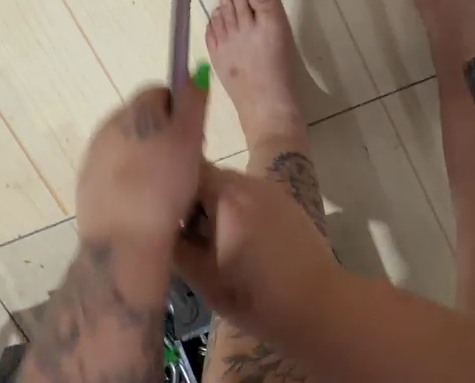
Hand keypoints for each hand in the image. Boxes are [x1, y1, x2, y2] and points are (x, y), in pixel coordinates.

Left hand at [72, 84, 207, 256]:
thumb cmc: (163, 186)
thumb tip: (193, 75)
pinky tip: (146, 205)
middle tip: (185, 165)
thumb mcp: (189, 138)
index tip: (195, 139)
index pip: (161, 92)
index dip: (182, 112)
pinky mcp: (86, 188)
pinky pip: (117, 175)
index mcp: (131, 111)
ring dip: (149, 159)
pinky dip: (132, 182)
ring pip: (131, 148)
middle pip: (145, 119)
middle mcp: (107, 127)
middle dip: (166, 135)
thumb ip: (193, 103)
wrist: (125, 246)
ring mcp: (93, 159)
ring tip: (167, 189)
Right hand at [172, 164, 338, 335]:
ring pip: (228, 185)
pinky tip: (241, 241)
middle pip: (207, 175)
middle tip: (185, 234)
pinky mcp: (284, 200)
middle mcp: (248, 182)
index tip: (161, 212)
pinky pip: (249, 194)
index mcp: (225, 196)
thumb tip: (156, 226)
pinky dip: (237, 209)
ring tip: (213, 241)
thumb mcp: (205, 280)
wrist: (317, 305)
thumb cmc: (255, 297)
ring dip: (214, 204)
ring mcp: (269, 188)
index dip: (169, 186)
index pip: (186, 169)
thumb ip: (176, 247)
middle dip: (192, 198)